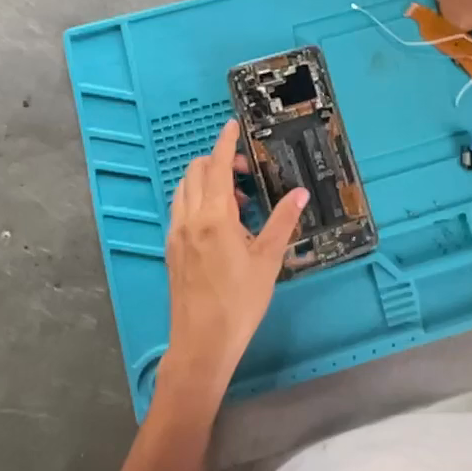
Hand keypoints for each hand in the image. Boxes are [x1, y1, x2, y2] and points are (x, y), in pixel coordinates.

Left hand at [161, 119, 308, 387]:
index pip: (217, 167)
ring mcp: (176, 235)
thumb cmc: (239, 303)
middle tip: (247, 173)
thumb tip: (300, 193)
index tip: (232, 125)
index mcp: (214, 217)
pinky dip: (197, 200)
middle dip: (218, 161)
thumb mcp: (268, 260)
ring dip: (206, 181)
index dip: (225, 143)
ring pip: (184, 190)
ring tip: (237, 200)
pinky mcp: (171, 250)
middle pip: (195, 172)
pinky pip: (180, 210)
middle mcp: (189, 220)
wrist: (201, 344)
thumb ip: (282, 222)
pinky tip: (220, 223)